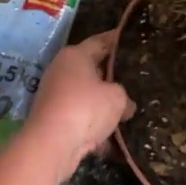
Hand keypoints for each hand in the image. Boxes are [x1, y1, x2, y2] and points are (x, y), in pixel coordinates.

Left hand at [24, 31, 134, 176]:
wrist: (52, 144)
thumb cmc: (86, 108)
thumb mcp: (117, 98)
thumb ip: (124, 97)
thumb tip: (126, 106)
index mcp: (74, 55)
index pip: (99, 42)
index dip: (116, 40)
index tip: (130, 39)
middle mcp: (61, 71)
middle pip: (91, 70)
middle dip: (111, 78)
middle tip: (133, 80)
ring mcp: (54, 96)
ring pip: (86, 98)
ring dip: (102, 107)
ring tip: (126, 114)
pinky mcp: (52, 120)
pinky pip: (79, 119)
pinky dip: (92, 128)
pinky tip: (109, 141)